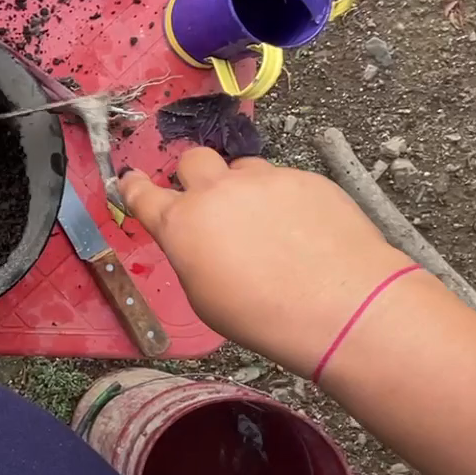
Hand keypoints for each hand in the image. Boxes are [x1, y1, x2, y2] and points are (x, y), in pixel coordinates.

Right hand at [121, 148, 415, 375]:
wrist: (342, 307)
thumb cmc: (259, 314)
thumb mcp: (201, 294)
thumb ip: (190, 254)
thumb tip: (200, 242)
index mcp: (179, 224)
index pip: (140, 193)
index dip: (134, 186)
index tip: (133, 180)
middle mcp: (214, 193)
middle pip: (192, 160)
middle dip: (195, 176)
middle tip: (211, 201)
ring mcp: (262, 181)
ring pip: (242, 168)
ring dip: (243, 187)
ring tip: (265, 219)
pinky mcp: (305, 179)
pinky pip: (284, 180)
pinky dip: (285, 198)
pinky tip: (302, 229)